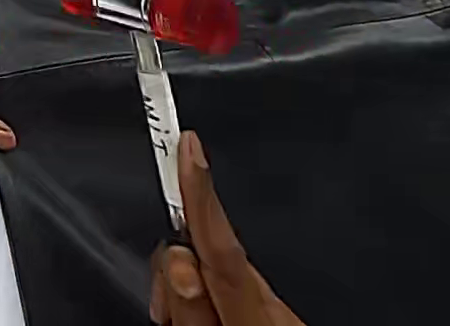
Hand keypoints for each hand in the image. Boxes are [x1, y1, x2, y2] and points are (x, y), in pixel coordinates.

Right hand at [149, 132, 306, 325]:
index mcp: (258, 322)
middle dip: (177, 268)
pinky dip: (214, 306)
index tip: (187, 142)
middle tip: (167, 313)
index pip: (220, 247)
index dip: (199, 191)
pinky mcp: (281, 321)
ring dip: (193, 296)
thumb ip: (195, 316)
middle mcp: (274, 313)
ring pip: (218, 276)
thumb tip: (178, 260)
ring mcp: (281, 317)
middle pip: (208, 257)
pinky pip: (233, 295)